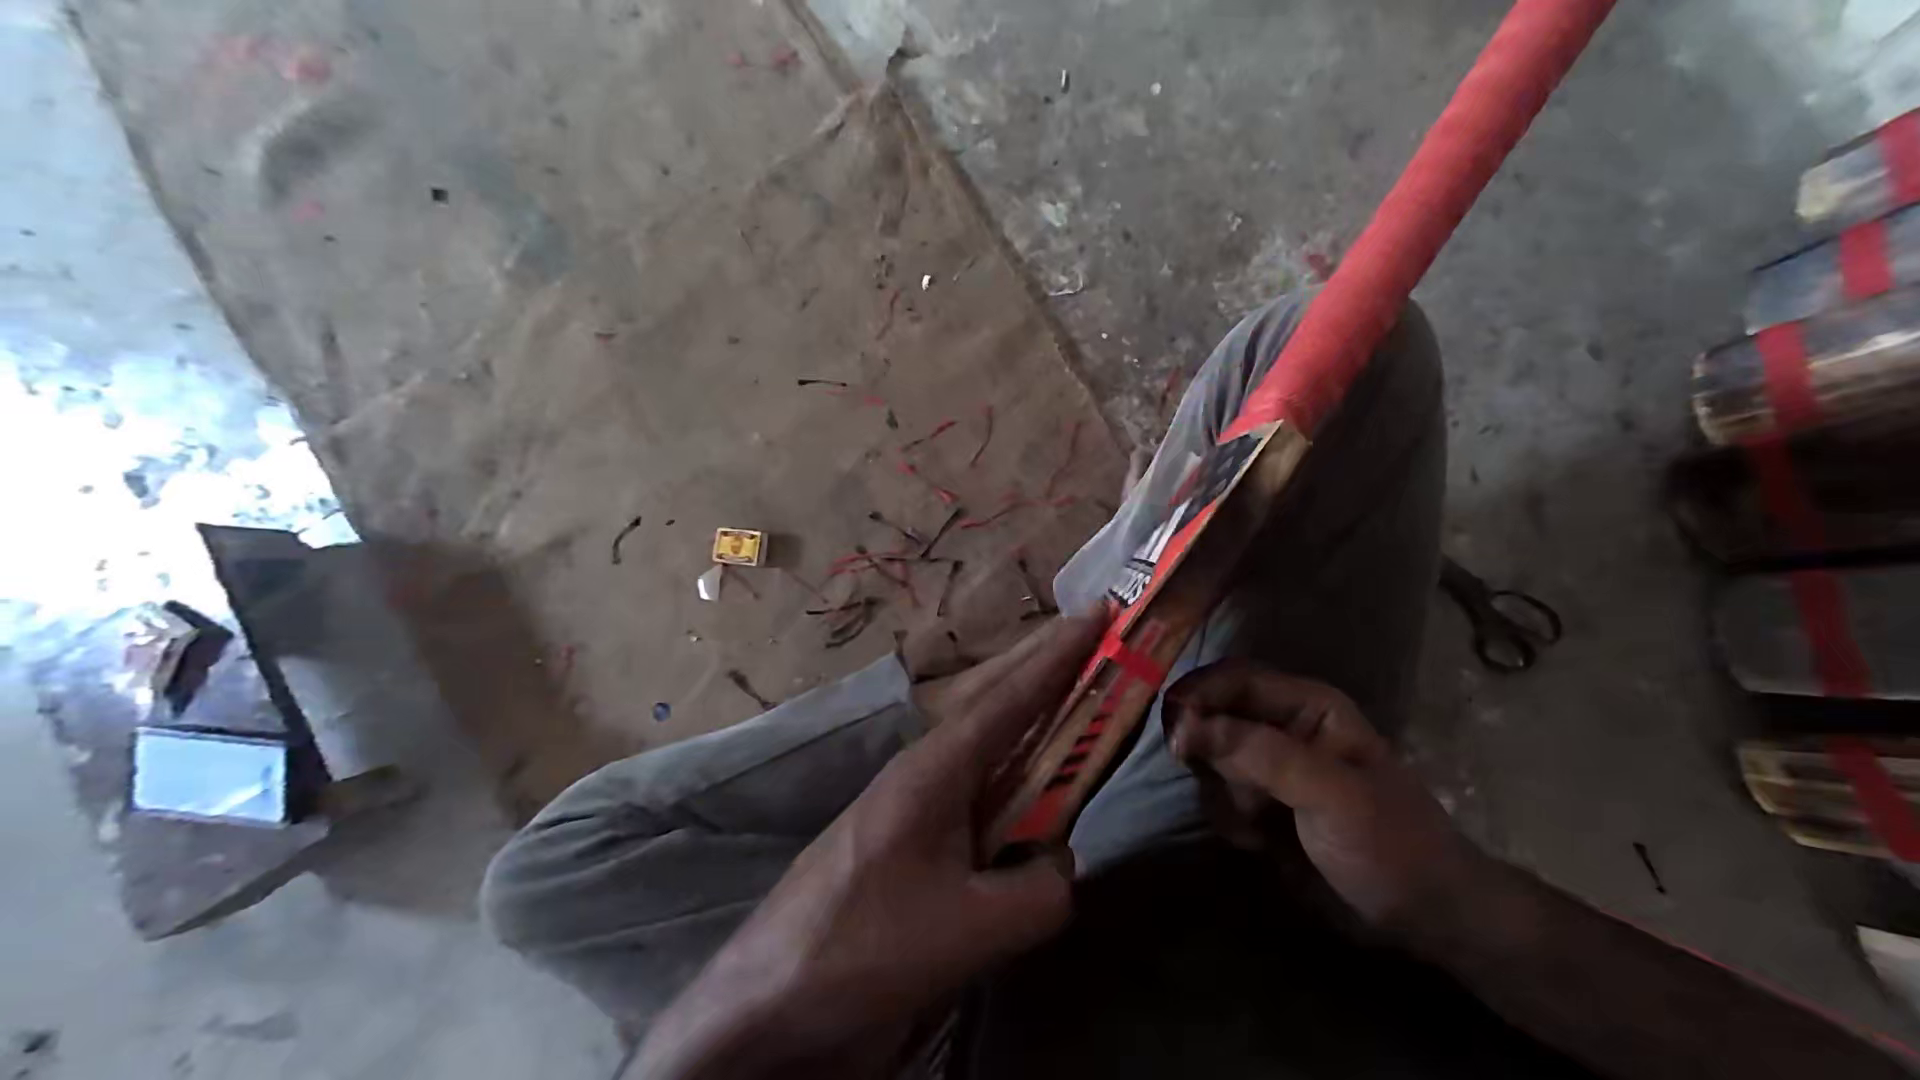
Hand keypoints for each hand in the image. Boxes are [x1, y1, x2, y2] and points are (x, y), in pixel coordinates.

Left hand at [638, 616, 1102, 1078]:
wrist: (768, 996)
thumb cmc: (863, 948)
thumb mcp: (970, 929)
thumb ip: (1039, 890)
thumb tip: (1059, 862)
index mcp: (934, 770)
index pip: (1008, 698)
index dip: (1057, 654)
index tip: (1097, 613)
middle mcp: (923, 769)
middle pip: (992, 699)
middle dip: (1043, 662)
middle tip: (1090, 629)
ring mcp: (911, 799)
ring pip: (983, 739)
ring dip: (1027, 709)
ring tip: (1070, 687)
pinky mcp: (906, 833)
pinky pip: (973, 783)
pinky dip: (1010, 764)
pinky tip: (1026, 778)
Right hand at [1163, 660, 1485, 938]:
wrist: (1427, 920)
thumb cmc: (1392, 844)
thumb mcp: (1332, 794)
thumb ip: (1260, 753)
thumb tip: (1183, 726)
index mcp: (1306, 705)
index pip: (1234, 678)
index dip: (1198, 695)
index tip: (1173, 732)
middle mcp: (1280, 726)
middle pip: (1212, 712)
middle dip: (1204, 749)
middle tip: (1209, 784)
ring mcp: (1267, 766)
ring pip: (1208, 755)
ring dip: (1219, 790)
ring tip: (1252, 825)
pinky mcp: (1259, 803)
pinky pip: (1216, 793)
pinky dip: (1225, 816)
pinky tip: (1255, 841)